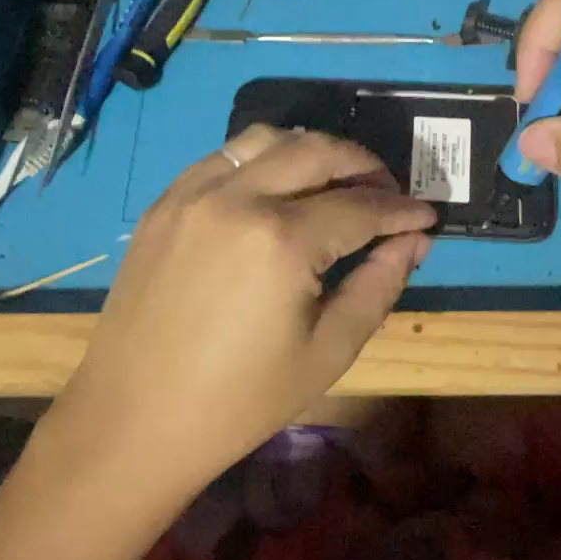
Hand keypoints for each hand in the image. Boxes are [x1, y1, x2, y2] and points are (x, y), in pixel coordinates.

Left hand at [44, 125, 435, 497]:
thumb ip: (378, 285)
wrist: (133, 420)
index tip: (427, 216)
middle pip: (318, 151)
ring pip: (267, 139)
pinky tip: (276, 189)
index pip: (361, 206)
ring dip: (312, 150)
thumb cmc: (240, 400)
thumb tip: (414, 240)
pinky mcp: (166, 203)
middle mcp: (238, 198)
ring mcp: (194, 194)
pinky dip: (262, 159)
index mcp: (282, 240)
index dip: (402, 210)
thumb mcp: (328, 351)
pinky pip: (224, 157)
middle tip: (389, 192)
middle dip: (364, 164)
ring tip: (335, 180)